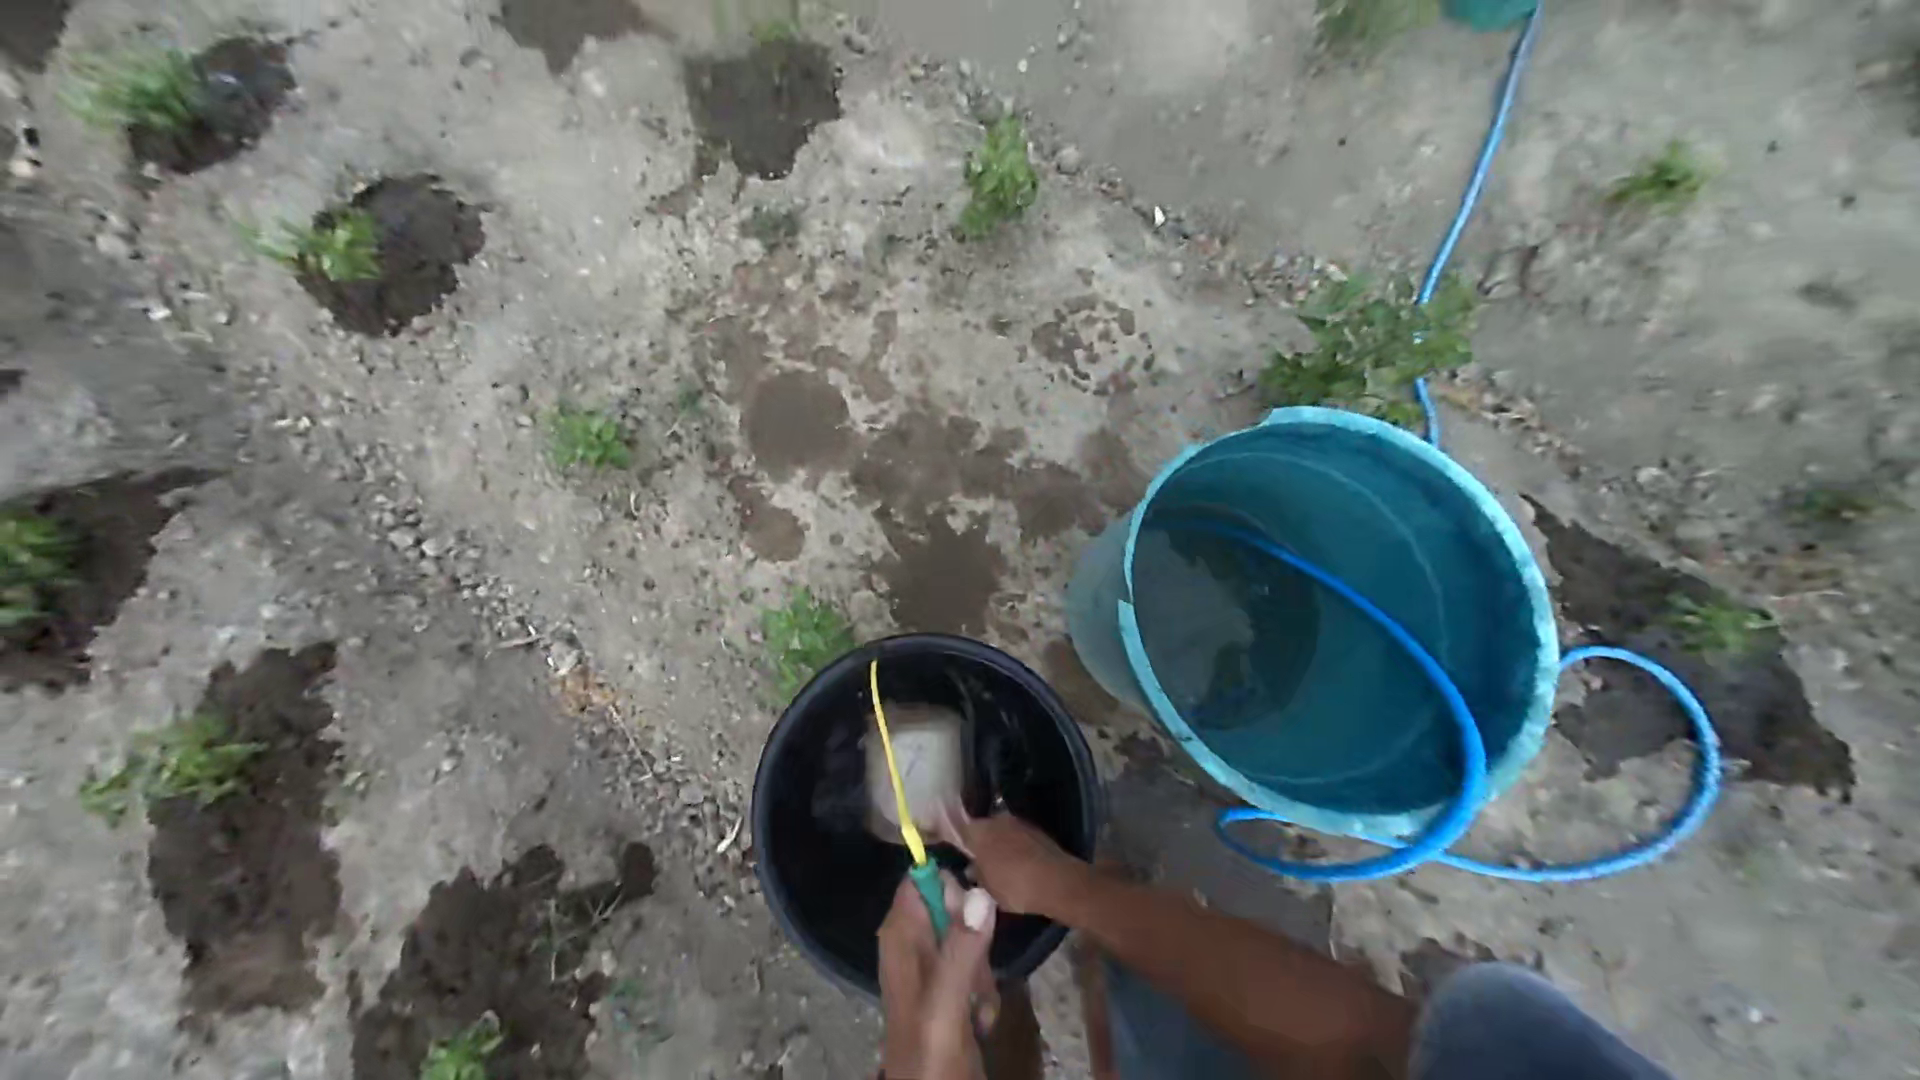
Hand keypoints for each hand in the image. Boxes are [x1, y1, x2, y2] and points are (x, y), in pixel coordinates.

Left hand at [878, 871, 997, 1079]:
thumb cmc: (928, 1060)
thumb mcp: (944, 1005)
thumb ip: (960, 950)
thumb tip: (980, 891)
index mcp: (899, 936)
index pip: (920, 879)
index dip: (950, 884)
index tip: (977, 905)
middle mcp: (912, 945)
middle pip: (953, 906)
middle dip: (975, 936)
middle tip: (976, 971)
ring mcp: (932, 968)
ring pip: (971, 937)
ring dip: (983, 971)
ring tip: (976, 1006)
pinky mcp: (950, 992)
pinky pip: (978, 969)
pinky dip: (984, 994)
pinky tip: (980, 1021)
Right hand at [950, 813, 1091, 917]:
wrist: (1056, 881)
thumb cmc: (1015, 886)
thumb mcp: (987, 888)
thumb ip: (976, 874)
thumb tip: (972, 868)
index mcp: (979, 831)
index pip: (958, 829)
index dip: (953, 838)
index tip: (948, 846)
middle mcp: (996, 820)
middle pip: (980, 828)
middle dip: (977, 842)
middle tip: (975, 861)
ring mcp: (1017, 822)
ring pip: (999, 831)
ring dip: (996, 844)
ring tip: (996, 864)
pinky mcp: (1034, 830)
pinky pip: (1015, 837)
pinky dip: (1012, 847)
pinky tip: (1016, 863)